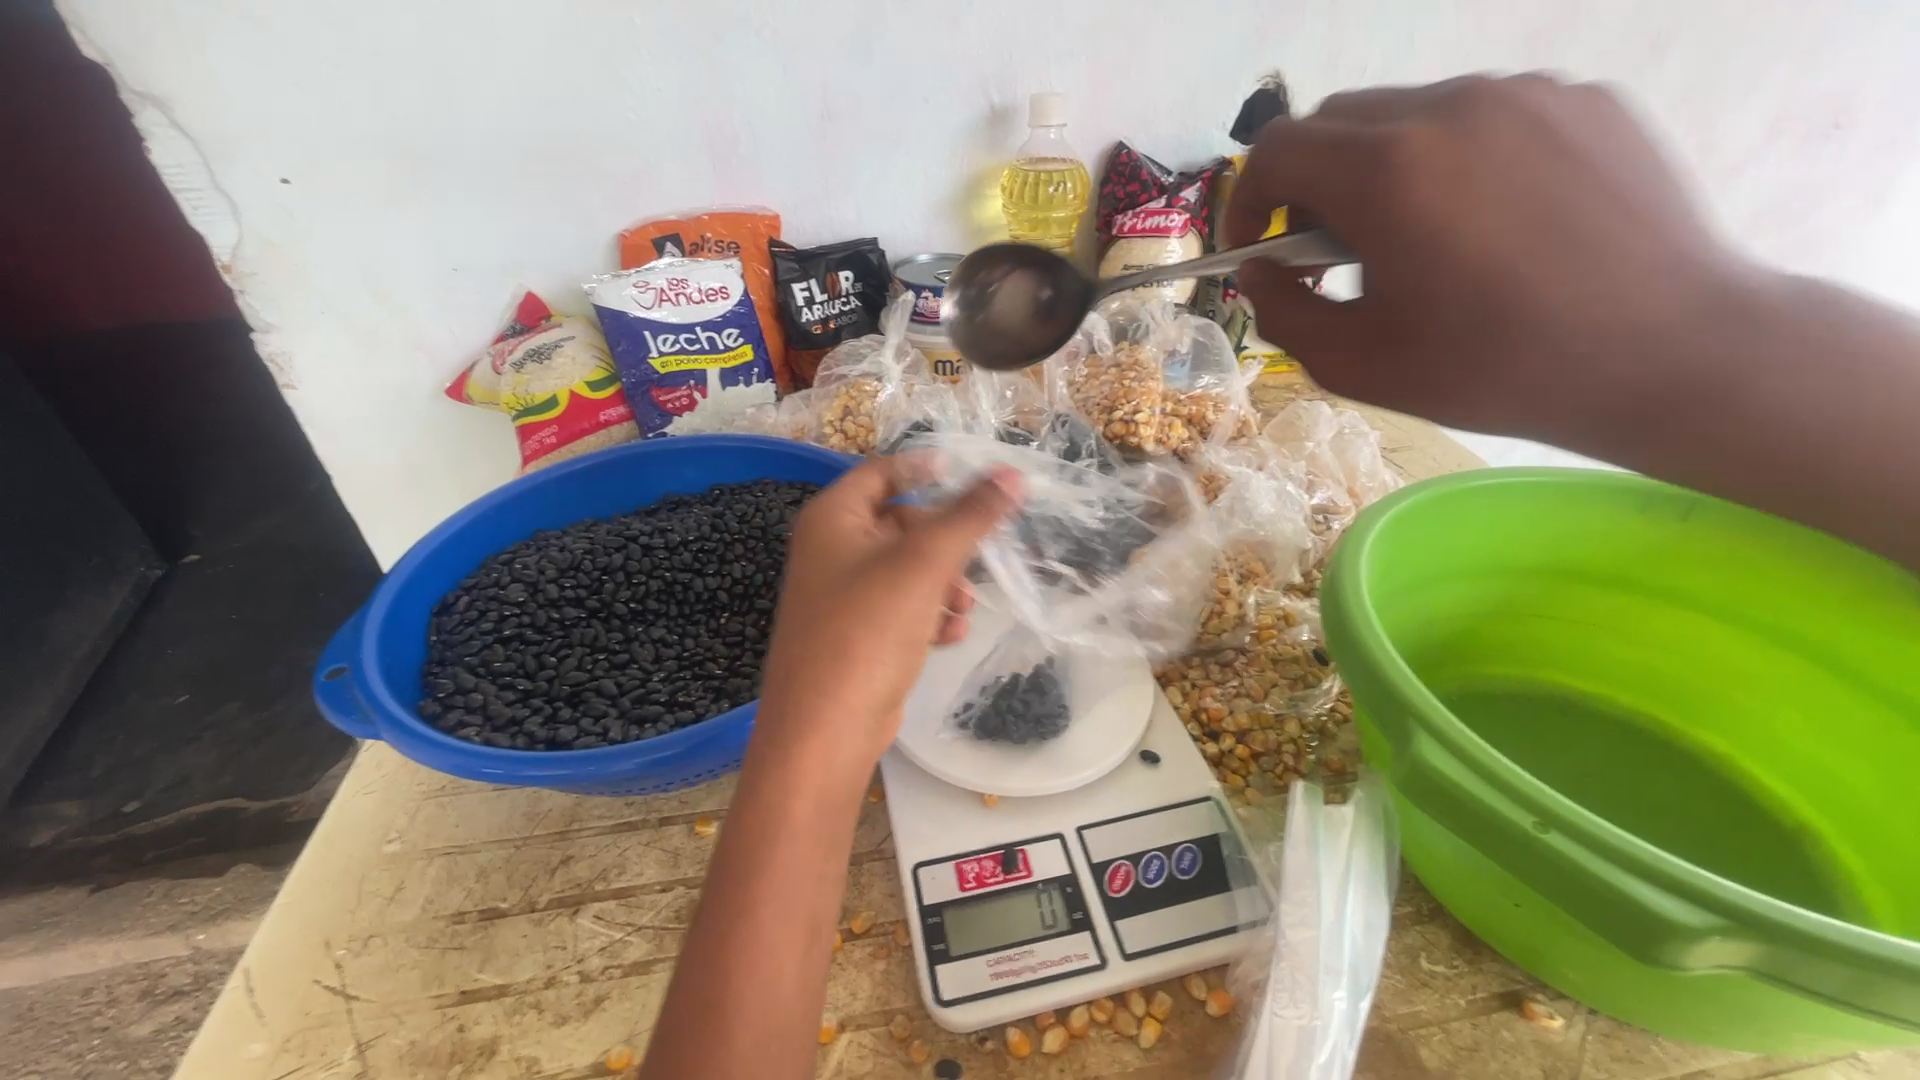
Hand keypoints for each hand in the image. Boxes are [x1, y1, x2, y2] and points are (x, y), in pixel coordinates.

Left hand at [755, 457, 1022, 769]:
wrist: (826, 730)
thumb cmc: (868, 630)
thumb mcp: (924, 564)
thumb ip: (970, 516)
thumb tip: (1013, 474)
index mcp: (832, 518)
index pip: (883, 471)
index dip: (925, 468)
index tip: (972, 476)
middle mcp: (830, 550)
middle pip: (901, 523)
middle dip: (944, 542)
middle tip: (978, 556)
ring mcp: (841, 596)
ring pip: (907, 570)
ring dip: (944, 584)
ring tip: (965, 608)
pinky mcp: (856, 635)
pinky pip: (901, 608)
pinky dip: (929, 615)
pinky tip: (950, 636)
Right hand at [1228, 73, 1753, 441]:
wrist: (1667, 353)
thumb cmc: (1492, 368)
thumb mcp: (1355, 362)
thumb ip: (1281, 309)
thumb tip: (1257, 270)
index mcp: (1387, 171)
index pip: (1276, 150)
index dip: (1247, 200)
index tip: (1259, 250)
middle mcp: (1452, 107)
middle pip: (1337, 122)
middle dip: (1309, 186)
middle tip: (1328, 254)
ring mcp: (1527, 94)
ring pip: (1411, 114)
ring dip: (1382, 172)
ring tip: (1416, 242)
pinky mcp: (1585, 100)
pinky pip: (1487, 117)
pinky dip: (1456, 161)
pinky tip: (1488, 225)